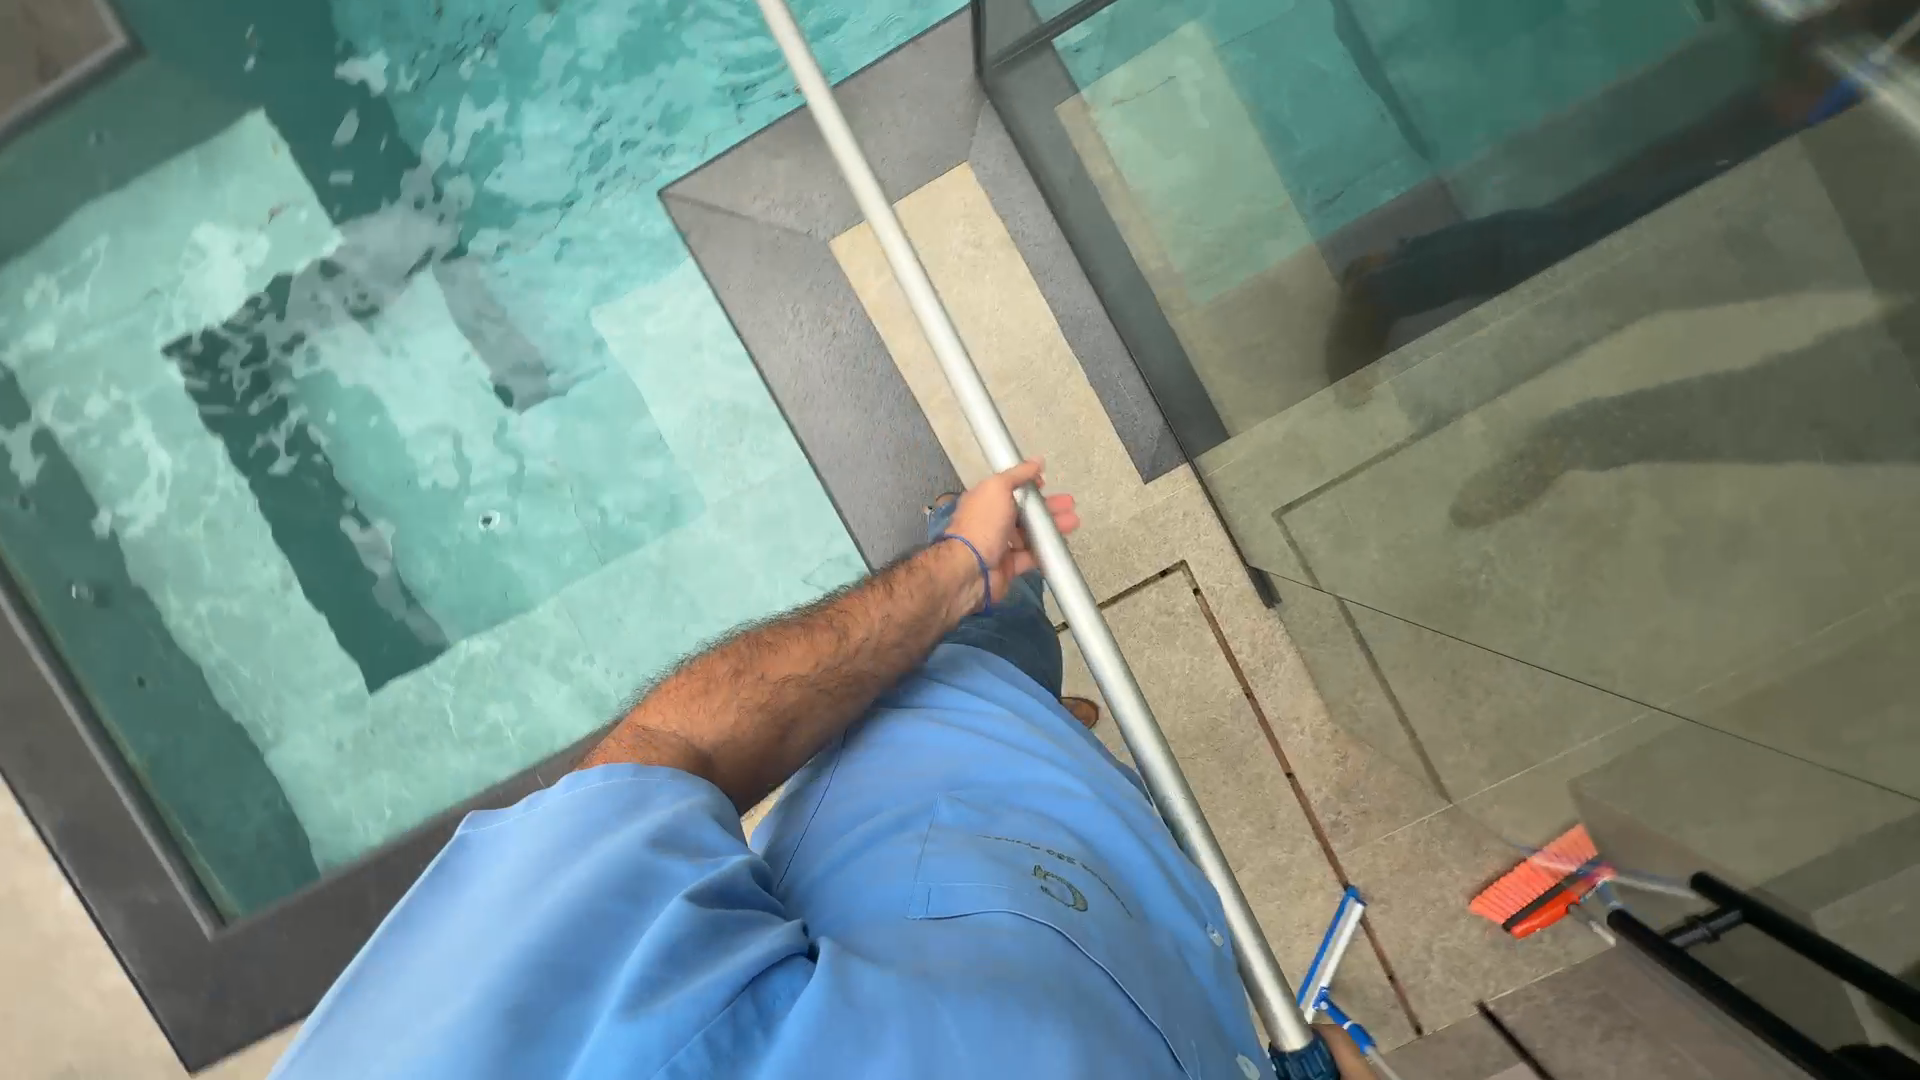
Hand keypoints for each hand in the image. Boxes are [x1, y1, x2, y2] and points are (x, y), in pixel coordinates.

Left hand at [941, 458, 1078, 609]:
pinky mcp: (1008, 566)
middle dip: (1048, 507)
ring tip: (1073, 523)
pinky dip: (1045, 550)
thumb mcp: (998, 488)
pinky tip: (1061, 544)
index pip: (1009, 489)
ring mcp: (1000, 545)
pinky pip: (1030, 557)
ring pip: (1030, 534)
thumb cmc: (983, 523)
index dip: (1029, 486)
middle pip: (1024, 512)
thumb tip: (1037, 460)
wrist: (971, 568)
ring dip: (1051, 528)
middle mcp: (991, 521)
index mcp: (985, 500)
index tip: (1046, 484)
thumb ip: (1018, 474)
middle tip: (1070, 505)